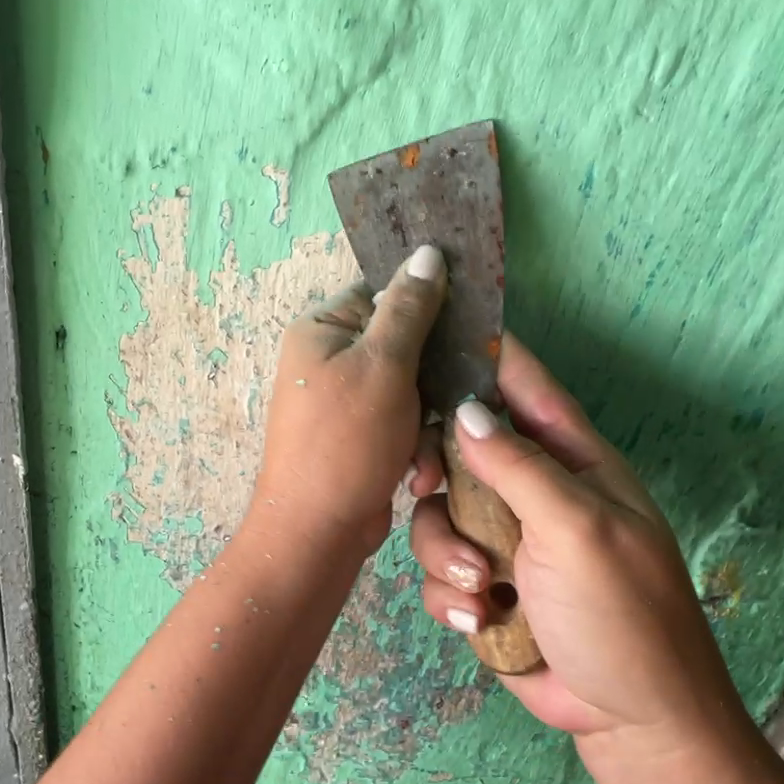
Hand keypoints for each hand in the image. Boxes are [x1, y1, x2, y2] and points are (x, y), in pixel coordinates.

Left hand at [249, 245, 447, 558]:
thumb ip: (409, 308)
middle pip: (405, 346)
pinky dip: (414, 450)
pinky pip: (404, 425)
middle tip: (444, 408)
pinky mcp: (361, 437)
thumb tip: (427, 252)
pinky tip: (415, 476)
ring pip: (413, 391)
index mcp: (322, 329)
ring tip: (420, 457)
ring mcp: (344, 401)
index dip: (426, 309)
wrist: (317, 531)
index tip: (465, 331)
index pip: (383, 294)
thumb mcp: (383, 365)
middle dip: (431, 386)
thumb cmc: (344, 442)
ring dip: (426, 426)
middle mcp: (328, 359)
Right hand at [409, 335, 743, 746]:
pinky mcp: (482, 583)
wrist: (628, 718)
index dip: (482, 354)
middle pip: (458, 448)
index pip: (523, 385)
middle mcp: (532, 490)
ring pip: (436, 513)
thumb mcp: (576, 530)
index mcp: (572, 460)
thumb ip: (519, 468)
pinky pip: (437, 568)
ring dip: (443, 551)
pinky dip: (451, 594)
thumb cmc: (622, 613)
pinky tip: (482, 619)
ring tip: (479, 587)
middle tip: (426, 488)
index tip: (428, 335)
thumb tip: (465, 410)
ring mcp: (503, 538)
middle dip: (437, 471)